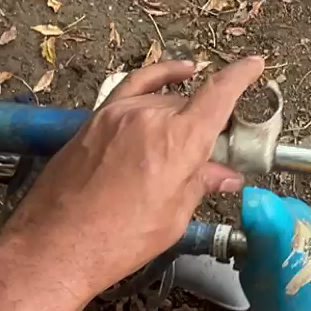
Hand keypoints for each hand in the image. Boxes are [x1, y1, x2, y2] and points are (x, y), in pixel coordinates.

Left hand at [0, 57, 264, 296]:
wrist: (56, 245)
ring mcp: (119, 114)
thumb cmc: (117, 240)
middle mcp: (150, 117)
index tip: (255, 65)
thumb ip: (200, 184)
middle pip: (190, 104)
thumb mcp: (173, 217)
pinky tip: (171, 76)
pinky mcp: (97, 118)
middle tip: (211, 154)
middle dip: (206, 124)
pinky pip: (133, 87)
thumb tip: (225, 175)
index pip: (219, 94)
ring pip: (162, 101)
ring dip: (179, 115)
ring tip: (182, 144)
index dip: (241, 76)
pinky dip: (156, 77)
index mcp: (179, 141)